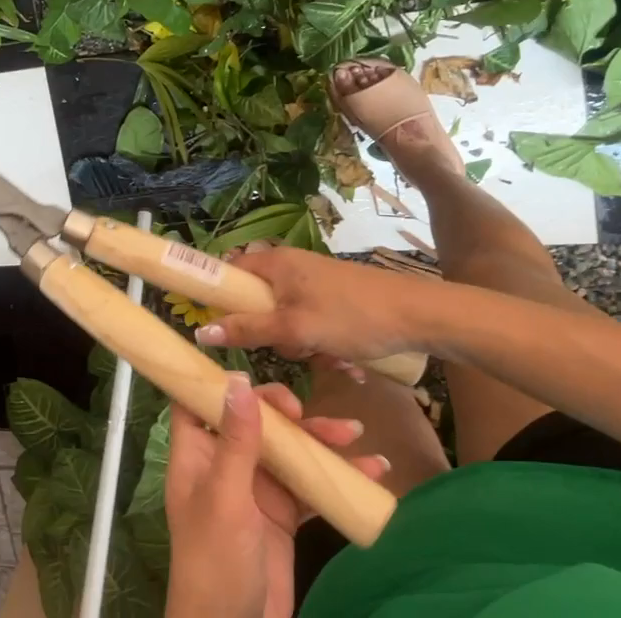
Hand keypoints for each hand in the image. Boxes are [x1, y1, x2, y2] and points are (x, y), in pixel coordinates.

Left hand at [164, 373, 387, 617]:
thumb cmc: (215, 560)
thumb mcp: (226, 497)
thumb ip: (236, 441)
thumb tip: (238, 382)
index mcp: (196, 455)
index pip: (198, 403)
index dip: (220, 385)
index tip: (253, 372)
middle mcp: (223, 467)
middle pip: (252, 424)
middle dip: (284, 414)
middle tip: (309, 411)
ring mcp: (254, 492)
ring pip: (287, 453)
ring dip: (319, 442)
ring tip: (356, 434)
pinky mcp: (282, 518)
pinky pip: (310, 488)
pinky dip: (337, 479)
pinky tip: (372, 470)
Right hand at [195, 244, 431, 361]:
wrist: (420, 316)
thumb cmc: (351, 317)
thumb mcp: (294, 329)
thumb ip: (247, 330)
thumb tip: (200, 332)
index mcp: (275, 262)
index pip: (228, 270)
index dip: (220, 297)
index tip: (224, 328)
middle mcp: (290, 266)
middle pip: (258, 300)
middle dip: (270, 331)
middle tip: (290, 349)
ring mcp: (315, 281)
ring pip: (286, 316)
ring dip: (299, 342)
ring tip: (325, 357)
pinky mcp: (335, 297)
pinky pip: (310, 320)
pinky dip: (320, 340)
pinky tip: (342, 357)